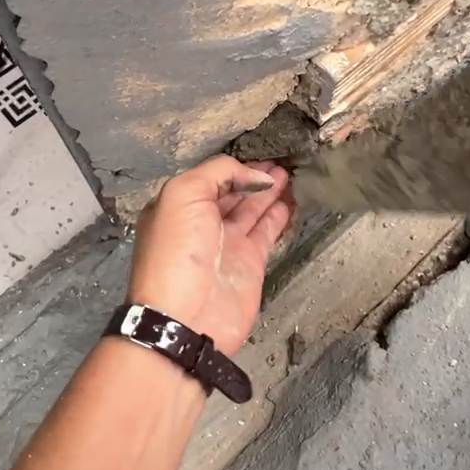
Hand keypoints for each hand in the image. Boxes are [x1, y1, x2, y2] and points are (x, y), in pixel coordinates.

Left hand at [127, 156, 294, 356]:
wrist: (186, 316)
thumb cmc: (177, 251)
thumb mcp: (185, 193)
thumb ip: (219, 173)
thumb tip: (254, 175)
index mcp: (179, 205)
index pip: (212, 177)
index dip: (236, 166)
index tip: (262, 154)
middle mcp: (202, 223)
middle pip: (234, 192)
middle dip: (255, 177)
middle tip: (283, 160)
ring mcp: (227, 243)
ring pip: (253, 209)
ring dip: (270, 192)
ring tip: (291, 174)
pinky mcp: (250, 262)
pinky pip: (268, 231)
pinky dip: (280, 215)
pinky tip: (292, 200)